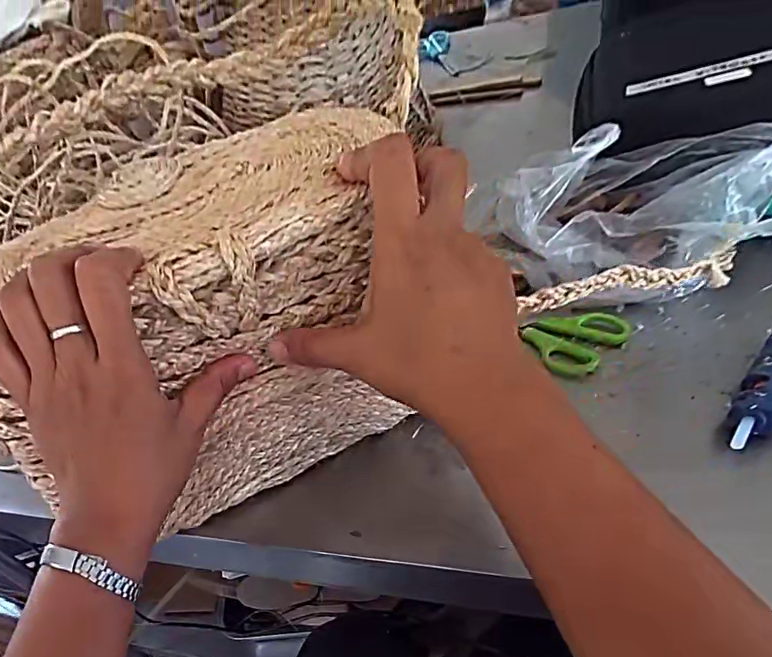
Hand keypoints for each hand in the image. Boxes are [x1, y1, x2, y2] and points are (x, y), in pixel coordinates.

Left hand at [0, 246, 255, 568]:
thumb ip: (214, 386)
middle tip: (93, 269)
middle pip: (49, 279)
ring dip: (33, 280)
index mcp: (122, 370)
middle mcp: (77, 368)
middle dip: (71, 257)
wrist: (106, 517)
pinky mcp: (26, 399)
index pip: (100, 283)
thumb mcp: (188, 429)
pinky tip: (19, 311)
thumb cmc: (149, 477)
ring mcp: (45, 382)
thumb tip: (247, 361)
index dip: (114, 258)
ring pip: (15, 304)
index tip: (133, 266)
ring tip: (59, 285)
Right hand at [268, 136, 542, 432]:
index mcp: (404, 243)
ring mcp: (477, 252)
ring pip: (457, 216)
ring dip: (434, 226)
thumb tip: (275, 349)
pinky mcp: (497, 273)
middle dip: (419, 161)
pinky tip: (442, 300)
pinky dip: (453, 262)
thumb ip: (315, 347)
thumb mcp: (360, 355)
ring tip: (414, 272)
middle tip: (396, 188)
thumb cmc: (418, 365)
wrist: (485, 387)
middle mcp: (444, 236)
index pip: (392, 161)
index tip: (348, 175)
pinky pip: (472, 253)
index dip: (367, 153)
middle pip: (444, 162)